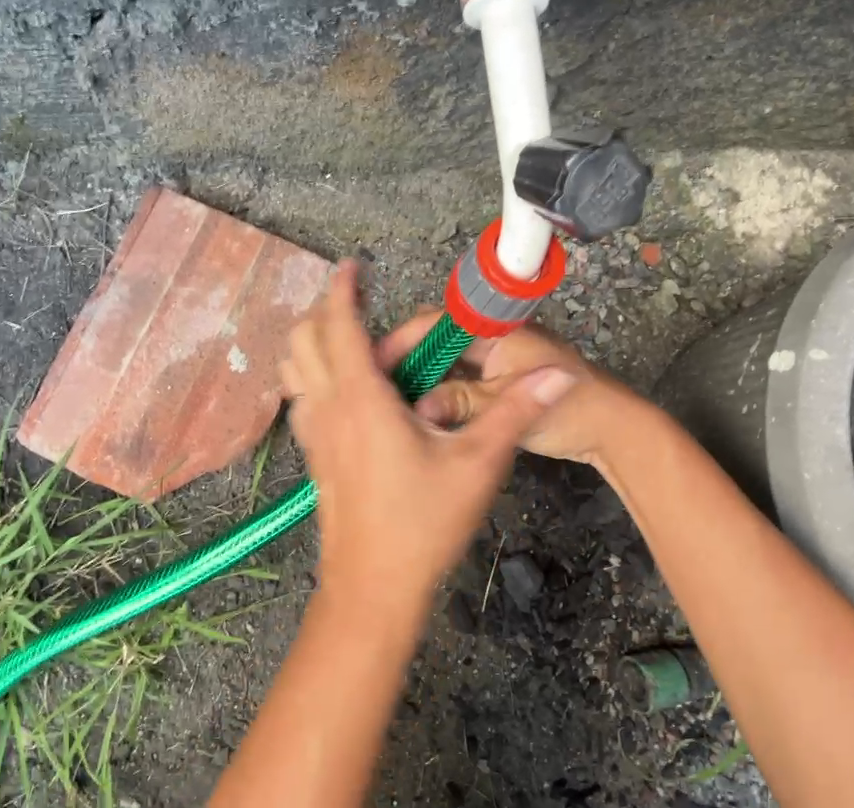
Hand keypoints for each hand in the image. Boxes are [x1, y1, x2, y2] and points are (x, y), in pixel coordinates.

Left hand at [280, 261, 575, 606]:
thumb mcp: (477, 464)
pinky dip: (312, 376)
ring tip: (351, 339)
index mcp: (362, 399)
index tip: (352, 265)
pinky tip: (347, 390)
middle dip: (324, 310)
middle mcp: (328, 408)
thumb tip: (560, 376)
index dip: (343, 289)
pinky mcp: (314, 456)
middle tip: (359, 302)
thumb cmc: (423, 525)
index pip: (341, 325)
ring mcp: (314, 434)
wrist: (372, 588)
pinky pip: (301, 399)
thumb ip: (516, 413)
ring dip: (312, 343)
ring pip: (293, 369)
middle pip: (302, 339)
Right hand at [378, 313, 657, 465]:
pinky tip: (425, 411)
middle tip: (382, 383)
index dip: (407, 339)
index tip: (381, 361)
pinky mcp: (504, 382)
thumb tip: (417, 408)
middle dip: (412, 359)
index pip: (439, 322)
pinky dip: (445, 391)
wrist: (614, 431)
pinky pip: (464, 380)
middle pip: (442, 340)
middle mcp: (496, 337)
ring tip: (396, 399)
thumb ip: (461, 404)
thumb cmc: (569, 411)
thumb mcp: (508, 407)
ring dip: (427, 377)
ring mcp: (500, 359)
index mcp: (497, 331)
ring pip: (451, 363)